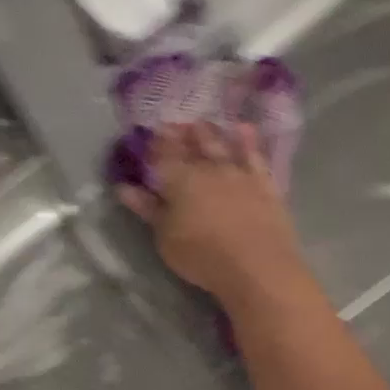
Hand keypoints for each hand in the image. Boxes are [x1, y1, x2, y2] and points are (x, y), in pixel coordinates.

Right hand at [117, 122, 312, 314]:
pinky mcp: (264, 183)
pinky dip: (247, 140)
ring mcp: (239, 172)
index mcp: (179, 180)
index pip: (162, 154)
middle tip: (175, 124)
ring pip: (221, 143)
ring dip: (210, 132)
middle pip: (192, 144)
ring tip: (202, 123)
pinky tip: (244, 129)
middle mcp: (208, 167)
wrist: (257, 265)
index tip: (150, 135)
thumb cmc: (202, 256)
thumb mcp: (166, 238)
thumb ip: (148, 209)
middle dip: (181, 133)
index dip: (155, 144)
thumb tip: (125, 188)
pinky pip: (255, 155)